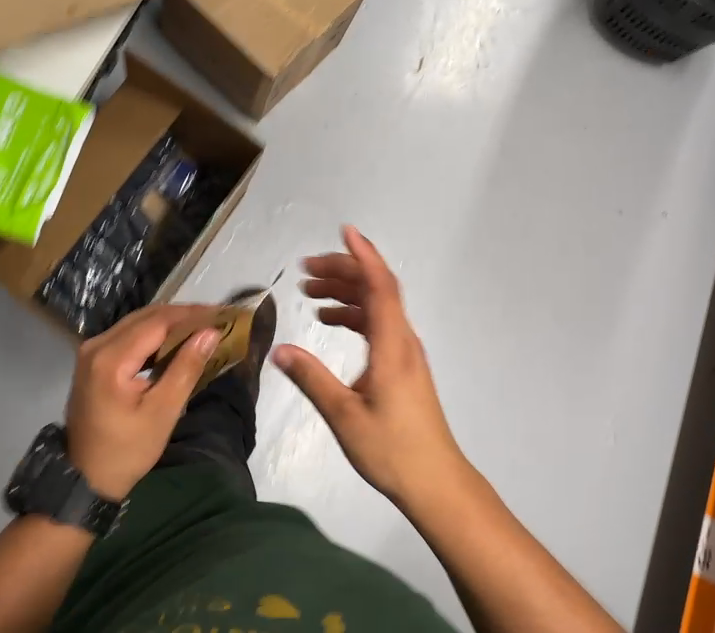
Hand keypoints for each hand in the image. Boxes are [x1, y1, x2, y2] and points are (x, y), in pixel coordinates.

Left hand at [65, 304, 221, 499]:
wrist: (86, 478)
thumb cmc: (127, 451)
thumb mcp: (162, 413)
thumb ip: (186, 368)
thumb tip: (211, 333)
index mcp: (110, 358)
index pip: (157, 322)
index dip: (191, 315)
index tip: (221, 314)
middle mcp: (96, 345)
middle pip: (146, 317)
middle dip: (183, 315)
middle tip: (216, 318)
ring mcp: (91, 350)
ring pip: (137, 323)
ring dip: (169, 323)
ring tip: (202, 327)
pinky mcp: (93, 359)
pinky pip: (128, 336)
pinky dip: (153, 335)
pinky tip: (175, 341)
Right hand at [273, 227, 468, 507]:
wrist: (436, 483)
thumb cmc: (392, 448)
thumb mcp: (344, 415)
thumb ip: (311, 378)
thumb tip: (278, 349)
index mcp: (392, 344)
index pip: (380, 285)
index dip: (362, 255)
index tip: (344, 231)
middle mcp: (402, 340)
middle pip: (376, 289)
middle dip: (342, 271)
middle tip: (306, 268)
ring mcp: (405, 353)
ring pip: (376, 306)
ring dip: (345, 292)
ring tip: (310, 292)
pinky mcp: (403, 367)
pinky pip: (378, 324)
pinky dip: (353, 314)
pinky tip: (330, 322)